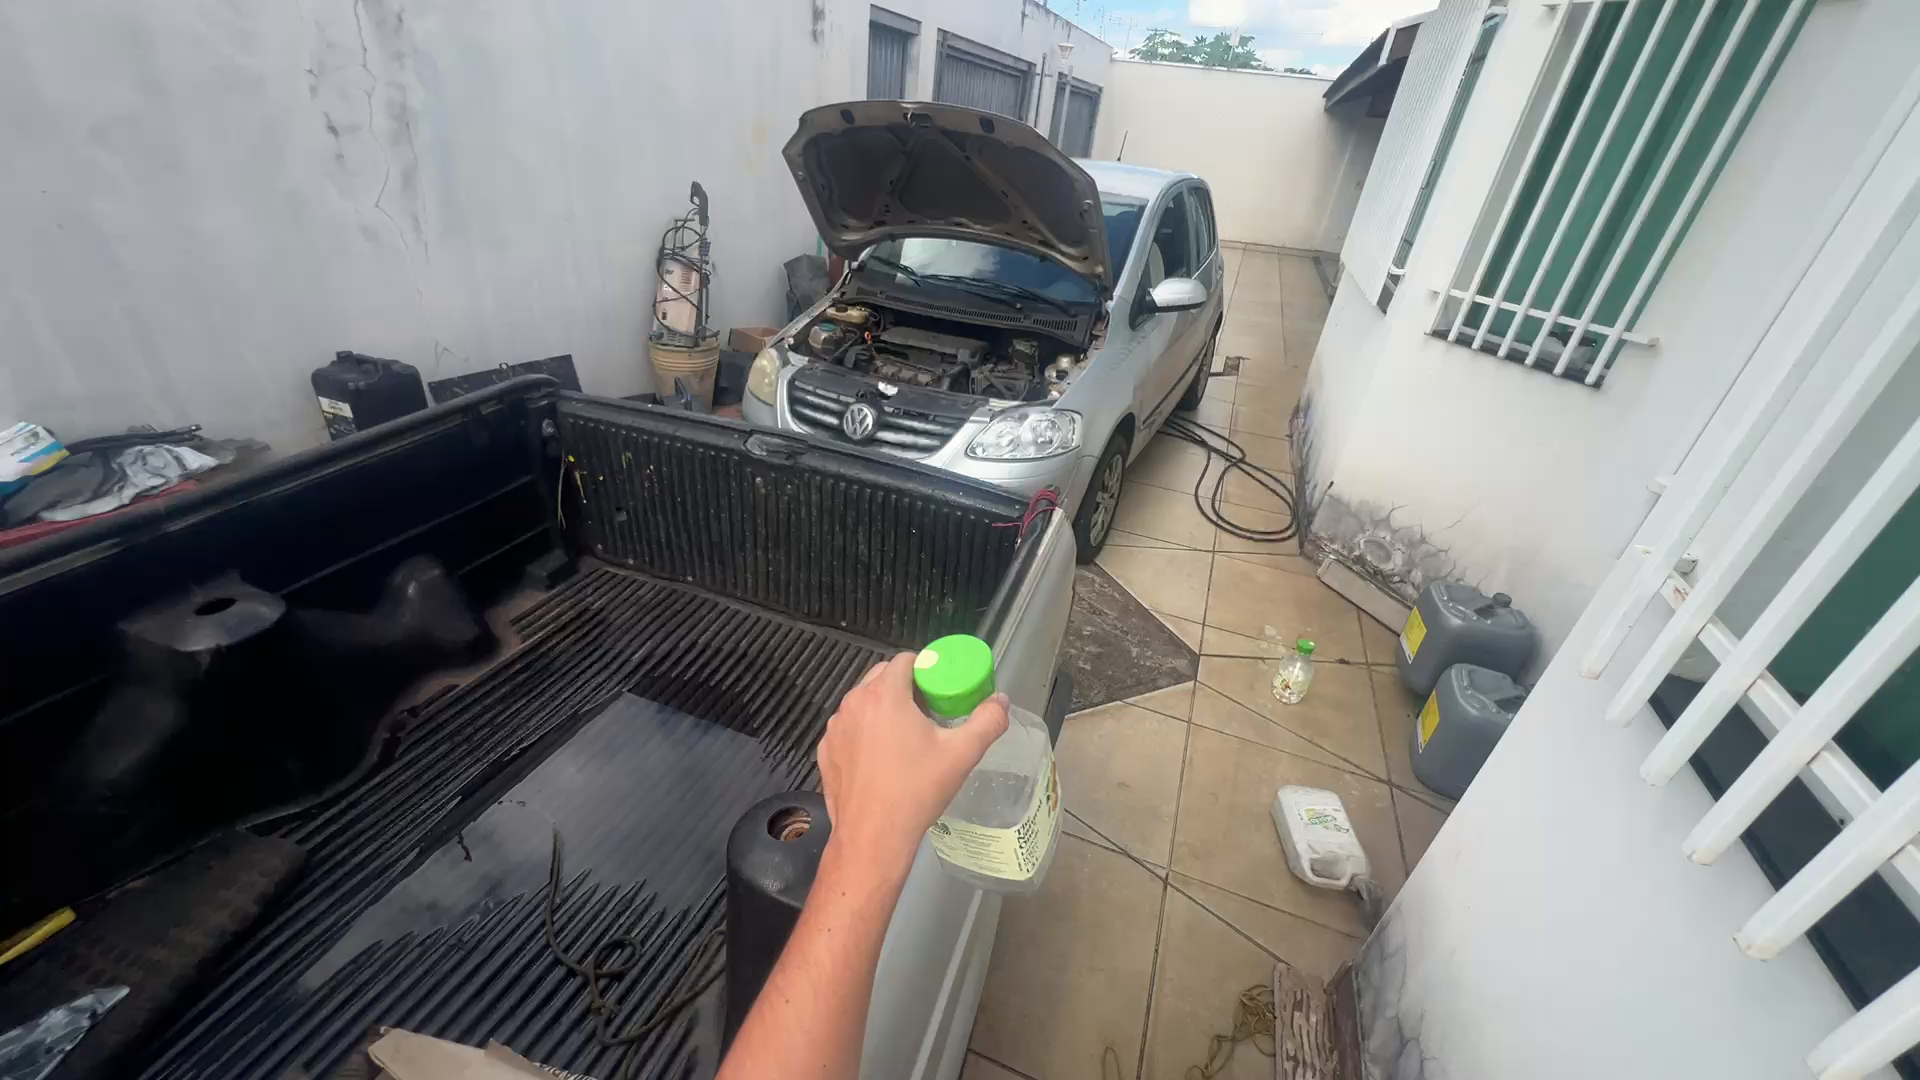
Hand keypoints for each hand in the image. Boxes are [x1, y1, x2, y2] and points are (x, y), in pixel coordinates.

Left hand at [817, 652, 1009, 867]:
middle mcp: (854, 703)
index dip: (925, 668)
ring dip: (882, 708)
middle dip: (905, 686)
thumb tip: (1001, 701)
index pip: (905, 659)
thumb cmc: (916, 790)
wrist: (873, 837)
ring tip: (904, 735)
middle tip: (927, 711)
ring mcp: (836, 727)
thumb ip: (987, 721)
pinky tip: (880, 758)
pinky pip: (848, 728)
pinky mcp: (826, 750)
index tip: (939, 688)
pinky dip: (863, 732)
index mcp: (885, 694)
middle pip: (882, 676)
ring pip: (863, 702)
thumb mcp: (961, 754)